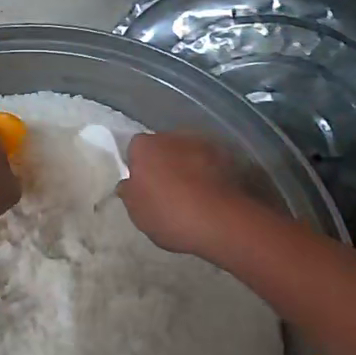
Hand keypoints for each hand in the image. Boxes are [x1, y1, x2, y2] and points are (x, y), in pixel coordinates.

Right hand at [117, 133, 256, 255]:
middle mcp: (172, 135)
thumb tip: (128, 184)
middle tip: (169, 190)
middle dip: (165, 162)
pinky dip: (211, 171)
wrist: (221, 219)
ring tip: (196, 193)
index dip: (139, 167)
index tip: (144, 187)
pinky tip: (214, 193)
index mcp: (145, 146)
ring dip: (189, 165)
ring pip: (189, 151)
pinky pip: (212, 160)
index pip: (135, 149)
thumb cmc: (170, 215)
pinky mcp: (227, 152)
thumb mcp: (138, 214)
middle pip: (163, 146)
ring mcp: (202, 141)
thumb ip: (130, 193)